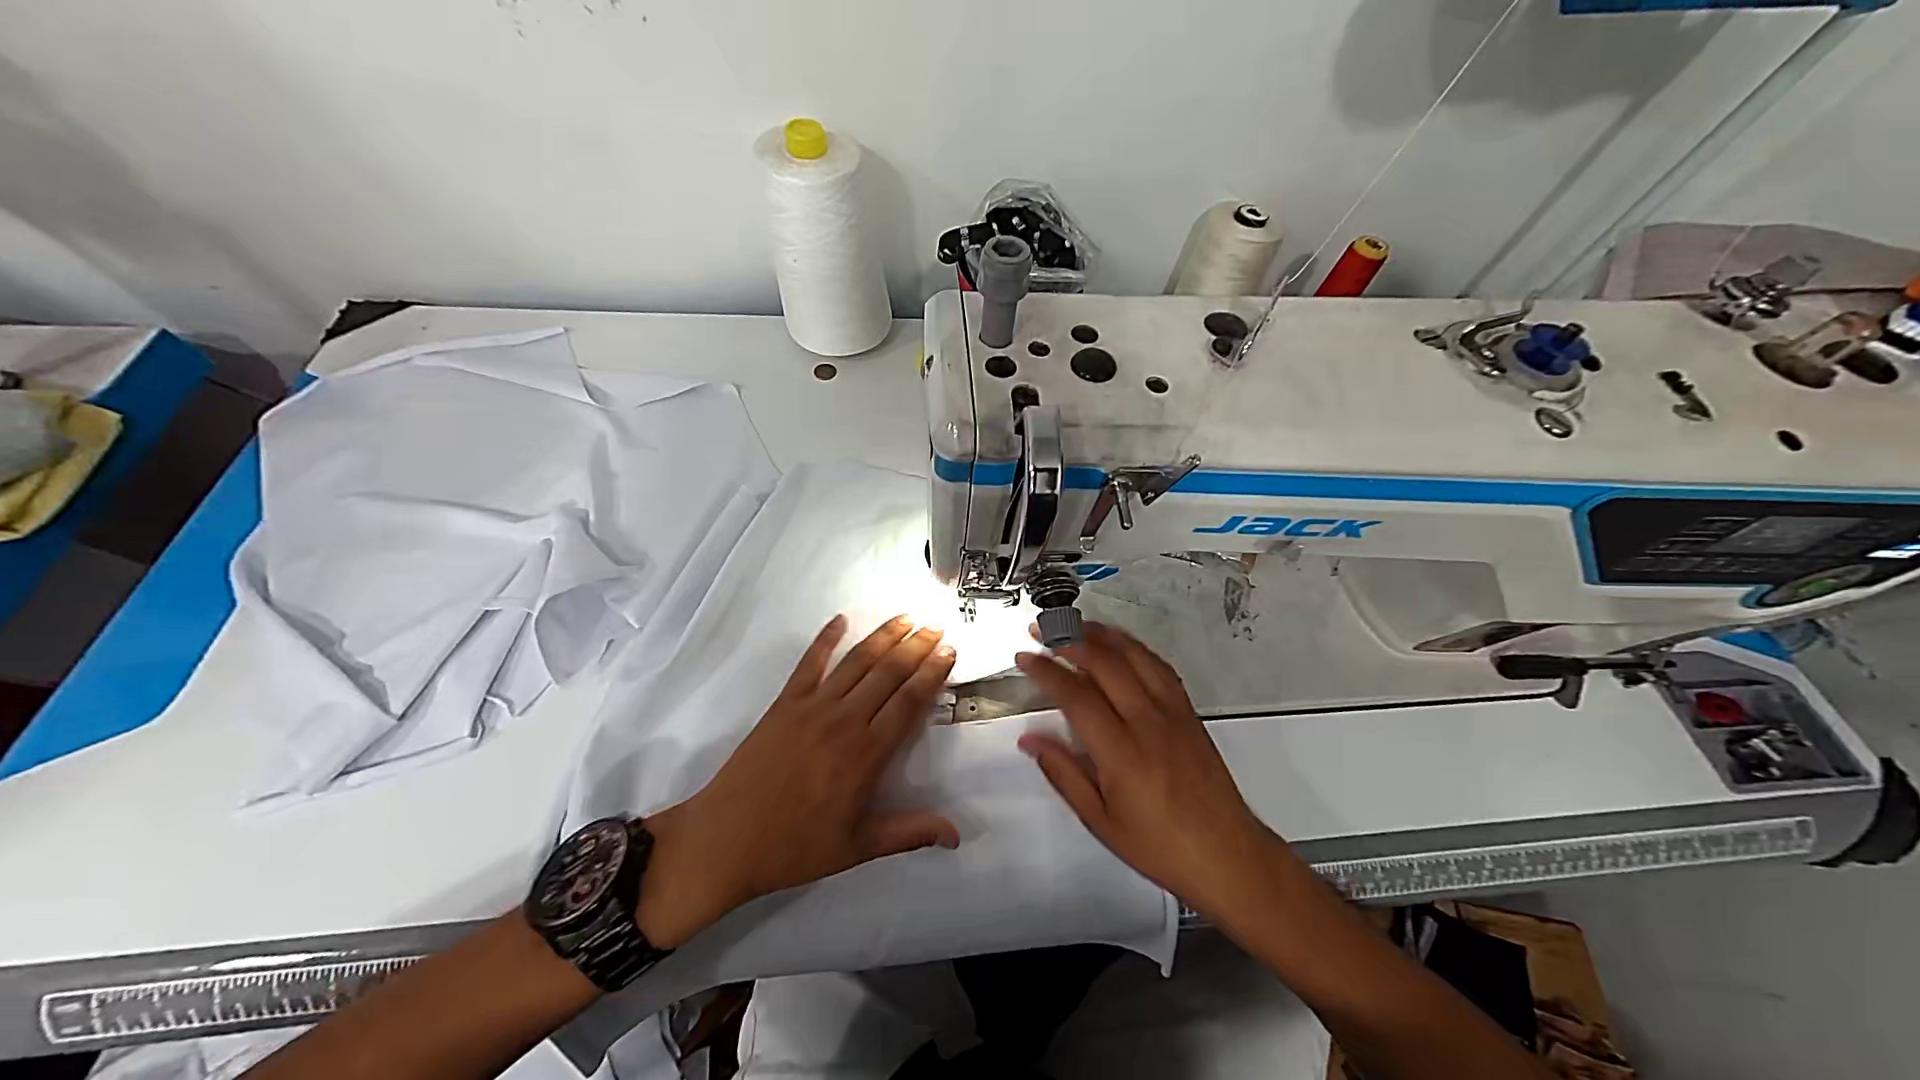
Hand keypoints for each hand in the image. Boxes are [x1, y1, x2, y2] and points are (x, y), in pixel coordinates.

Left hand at [634, 615, 959, 946]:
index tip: (949, 651)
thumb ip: (909, 834)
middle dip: (916, 646)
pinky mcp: (784, 704)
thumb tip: (955, 835)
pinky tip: (839, 621)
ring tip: (905, 619)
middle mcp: (844, 721)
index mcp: (867, 754)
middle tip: (936, 627)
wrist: (725, 841)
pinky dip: (825, 639)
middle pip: (888, 672)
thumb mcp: (857, 847)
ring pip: (856, 661)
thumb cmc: (794, 847)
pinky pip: (810, 663)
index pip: (909, 701)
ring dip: (883, 636)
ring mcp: (811, 707)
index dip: (933, 673)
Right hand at [1015, 622, 1294, 924]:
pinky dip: (1135, 648)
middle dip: (1068, 640)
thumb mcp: (1101, 820)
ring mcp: (1173, 715)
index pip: (1076, 695)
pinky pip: (1160, 667)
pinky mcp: (1189, 714)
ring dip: (1102, 635)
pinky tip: (1122, 645)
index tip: (1026, 658)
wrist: (1227, 856)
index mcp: (1123, 754)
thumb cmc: (1165, 847)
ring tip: (1076, 626)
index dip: (1046, 670)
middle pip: (1105, 663)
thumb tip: (1033, 741)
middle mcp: (1149, 725)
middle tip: (1043, 631)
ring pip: (1135, 657)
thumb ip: (1064, 774)